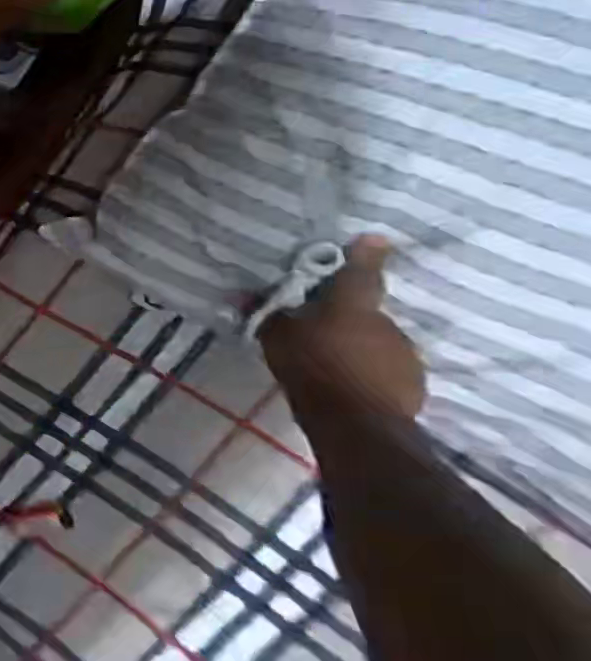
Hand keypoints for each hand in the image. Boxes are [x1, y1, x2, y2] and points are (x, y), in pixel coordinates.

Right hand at [259, 235, 424, 420]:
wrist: (357, 422)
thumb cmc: (311, 366)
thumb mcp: (275, 337)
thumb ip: (268, 315)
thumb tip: (246, 295)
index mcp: (352, 307)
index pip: (359, 274)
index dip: (366, 254)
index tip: (375, 238)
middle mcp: (386, 323)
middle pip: (364, 311)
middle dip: (346, 316)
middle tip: (321, 327)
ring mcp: (405, 354)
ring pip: (377, 340)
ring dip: (358, 344)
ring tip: (332, 359)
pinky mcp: (414, 383)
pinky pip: (386, 366)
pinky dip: (368, 367)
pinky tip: (348, 380)